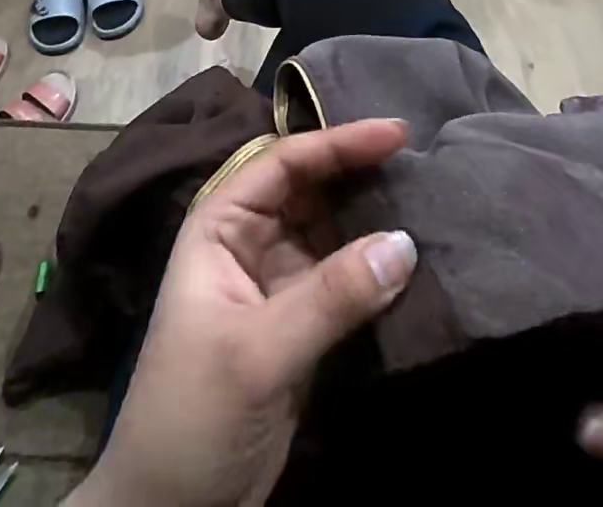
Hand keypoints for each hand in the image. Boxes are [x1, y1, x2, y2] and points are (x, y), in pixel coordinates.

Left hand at [67, 119, 418, 506]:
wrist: (174, 506)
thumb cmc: (192, 413)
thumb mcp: (257, 350)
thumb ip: (330, 296)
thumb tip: (405, 245)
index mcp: (221, 225)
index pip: (284, 163)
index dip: (339, 142)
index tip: (397, 132)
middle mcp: (250, 239)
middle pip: (312, 187)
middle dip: (359, 169)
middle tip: (419, 156)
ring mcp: (279, 278)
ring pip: (334, 227)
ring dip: (374, 214)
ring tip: (428, 194)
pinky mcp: (304, 316)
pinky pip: (346, 273)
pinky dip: (377, 263)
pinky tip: (414, 252)